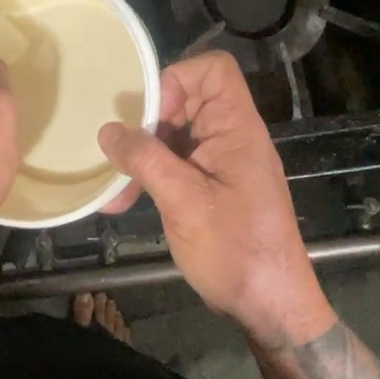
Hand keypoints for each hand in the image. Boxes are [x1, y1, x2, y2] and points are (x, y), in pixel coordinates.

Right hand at [97, 52, 330, 343]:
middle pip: (186, 100)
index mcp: (236, 130)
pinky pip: (173, 164)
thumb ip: (145, 159)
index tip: (151, 116)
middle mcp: (230, 139)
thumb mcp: (183, 202)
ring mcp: (220, 164)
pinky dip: (148, 176)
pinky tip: (121, 201)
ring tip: (114, 186)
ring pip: (173, 134)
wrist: (271, 308)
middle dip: (146, 121)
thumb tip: (108, 130)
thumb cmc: (236, 250)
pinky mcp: (210, 188)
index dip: (176, 79)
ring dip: (141, 154)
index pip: (213, 70)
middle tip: (122, 152)